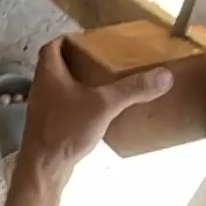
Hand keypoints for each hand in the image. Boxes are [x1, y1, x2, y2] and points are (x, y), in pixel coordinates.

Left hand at [18, 37, 171, 173]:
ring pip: (60, 86)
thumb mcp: (103, 105)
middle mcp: (42, 86)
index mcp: (49, 72)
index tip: (89, 40)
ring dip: (78, 82)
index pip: (53, 45)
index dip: (68, 39)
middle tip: (101, 60)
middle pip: (56, 65)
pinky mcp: (48, 125)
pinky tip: (95, 112)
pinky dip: (78, 103)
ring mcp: (43, 107)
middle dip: (77, 60)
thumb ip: (132, 89)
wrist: (44, 167)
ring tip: (102, 84)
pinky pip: (63, 106)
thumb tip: (164, 75)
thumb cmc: (66, 129)